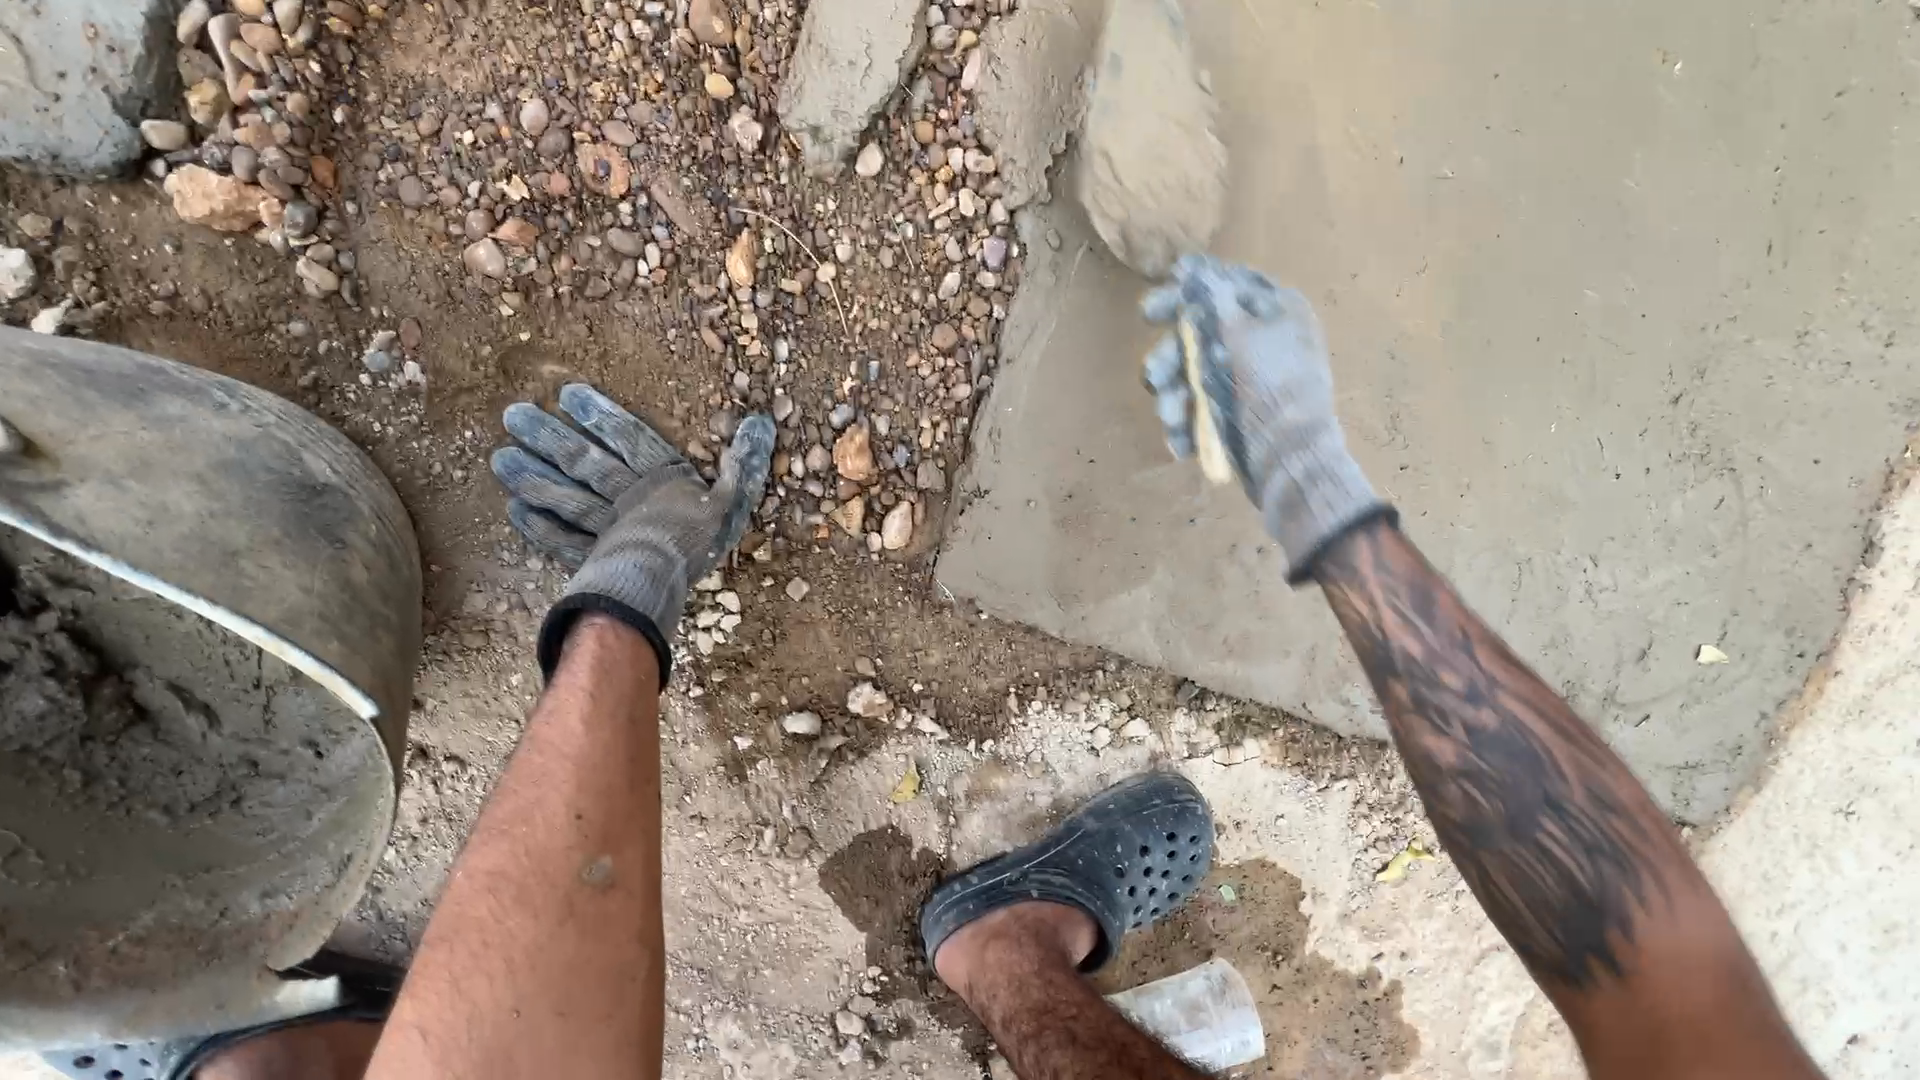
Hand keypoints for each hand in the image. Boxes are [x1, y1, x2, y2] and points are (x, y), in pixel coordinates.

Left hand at [491, 384, 773, 680]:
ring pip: (567, 497)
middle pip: (584, 463)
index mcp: (660, 480)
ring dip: (534, 478)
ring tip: (500, 458)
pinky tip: (516, 511)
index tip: (566, 395)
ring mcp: (606, 529)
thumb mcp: (733, 501)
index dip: (600, 416)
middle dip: (549, 438)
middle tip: (513, 416)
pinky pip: (563, 540)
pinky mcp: (596, 558)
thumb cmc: (701, 542)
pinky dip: (540, 527)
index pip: (628, 440)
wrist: (665, 584)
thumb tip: (760, 424)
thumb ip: (743, 465)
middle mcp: (626, 498)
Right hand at [1142, 255, 1391, 579]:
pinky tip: (1182, 443)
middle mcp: (1261, 340)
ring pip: (1191, 377)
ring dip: (1174, 398)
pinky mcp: (1234, 414)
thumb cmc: (1275, 389)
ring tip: (1172, 418)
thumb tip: (1191, 267)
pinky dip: (1187, 426)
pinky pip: (1198, 410)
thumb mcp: (1244, 334)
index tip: (1149, 312)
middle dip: (1170, 359)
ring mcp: (1246, 380)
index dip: (1181, 295)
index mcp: (1274, 311)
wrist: (1293, 461)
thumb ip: (1214, 299)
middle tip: (1154, 376)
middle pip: (1197, 335)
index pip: (1222, 286)